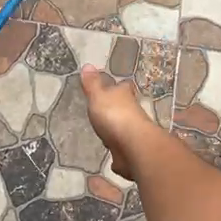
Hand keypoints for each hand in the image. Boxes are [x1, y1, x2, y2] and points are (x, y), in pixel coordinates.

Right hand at [81, 64, 162, 180]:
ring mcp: (133, 133)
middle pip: (125, 108)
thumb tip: (87, 64)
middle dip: (118, 110)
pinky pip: (123, 149)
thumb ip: (92, 83)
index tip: (114, 86)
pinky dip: (119, 152)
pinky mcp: (131, 152)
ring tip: (106, 133)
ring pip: (125, 129)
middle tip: (106, 112)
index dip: (118, 86)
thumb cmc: (113, 115)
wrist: (132, 147)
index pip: (122, 86)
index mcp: (124, 95)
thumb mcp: (97, 95)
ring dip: (118, 131)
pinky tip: (113, 156)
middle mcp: (132, 112)